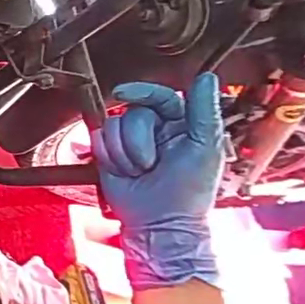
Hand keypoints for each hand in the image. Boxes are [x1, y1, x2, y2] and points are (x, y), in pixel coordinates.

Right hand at [91, 73, 224, 290]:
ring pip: (112, 125)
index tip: (125, 93)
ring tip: (139, 172)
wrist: (160, 226)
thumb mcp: (205, 148)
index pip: (158, 96)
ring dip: (124, 153)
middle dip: (138, 139)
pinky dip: (109, 158)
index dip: (141, 92)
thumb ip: (205, 110)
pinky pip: (98, 140)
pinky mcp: (108, 155)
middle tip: (150, 163)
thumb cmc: (188, 193)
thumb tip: (207, 77)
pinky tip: (124, 173)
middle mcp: (153, 130)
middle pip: (132, 111)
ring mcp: (128, 143)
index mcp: (179, 124)